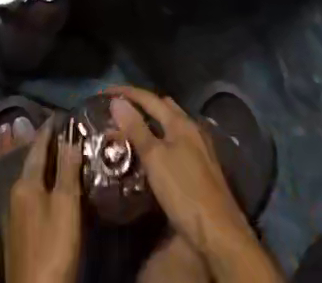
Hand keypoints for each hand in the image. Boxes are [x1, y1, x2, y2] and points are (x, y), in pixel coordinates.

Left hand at [4, 119, 83, 282]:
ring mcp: (13, 215)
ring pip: (30, 180)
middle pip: (32, 162)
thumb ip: (68, 170)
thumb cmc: (54, 246)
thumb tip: (70, 136)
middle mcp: (14, 194)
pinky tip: (50, 187)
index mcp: (25, 184)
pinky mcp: (17, 232)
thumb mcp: (66, 205)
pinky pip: (29, 195)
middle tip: (63, 130)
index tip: (61, 113)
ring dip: (43, 165)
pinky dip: (41, 183)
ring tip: (59, 154)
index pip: (38, 147)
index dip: (49, 130)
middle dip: (46, 146)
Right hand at [110, 88, 282, 282]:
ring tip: (129, 131)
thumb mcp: (155, 159)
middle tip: (118, 111)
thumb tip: (118, 102)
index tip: (105, 92)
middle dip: (141, 104)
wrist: (217, 230)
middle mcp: (192, 129)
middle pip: (163, 108)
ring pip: (171, 126)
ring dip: (151, 123)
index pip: (150, 99)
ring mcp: (199, 147)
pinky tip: (152, 154)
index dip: (127, 93)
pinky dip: (160, 140)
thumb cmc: (183, 191)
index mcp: (181, 122)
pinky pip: (176, 142)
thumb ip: (137, 129)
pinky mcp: (201, 166)